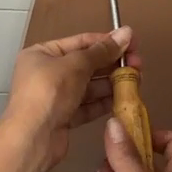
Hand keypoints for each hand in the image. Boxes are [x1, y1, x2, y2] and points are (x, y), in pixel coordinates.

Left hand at [0, 27, 134, 170]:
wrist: (33, 139)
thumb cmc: (49, 92)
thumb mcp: (77, 65)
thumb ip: (103, 50)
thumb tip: (126, 32)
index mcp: (42, 54)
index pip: (80, 42)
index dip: (107, 41)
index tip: (132, 42)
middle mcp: (46, 73)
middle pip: (85, 64)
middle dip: (111, 64)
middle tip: (138, 64)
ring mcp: (54, 97)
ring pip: (88, 86)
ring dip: (110, 83)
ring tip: (135, 81)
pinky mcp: (62, 118)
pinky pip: (86, 106)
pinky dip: (102, 102)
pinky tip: (122, 99)